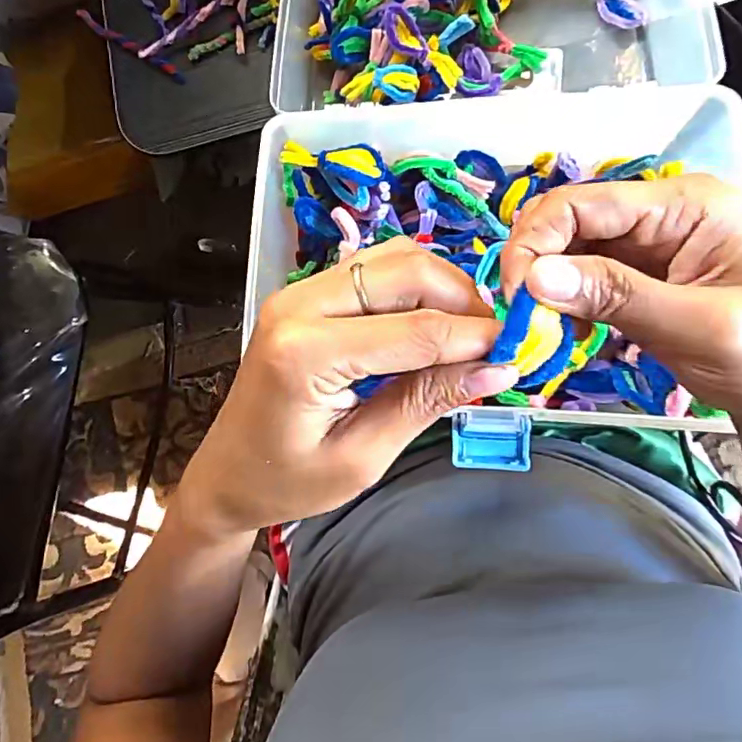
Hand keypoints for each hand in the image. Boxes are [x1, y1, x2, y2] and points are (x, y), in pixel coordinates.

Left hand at [176, 238, 516, 535]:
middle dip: (463, 299)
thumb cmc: (284, 482)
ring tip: (469, 333)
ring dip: (441, 287)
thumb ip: (424, 401)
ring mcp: (300, 292)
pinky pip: (373, 271)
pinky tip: (433, 323)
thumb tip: (493, 367)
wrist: (226, 474)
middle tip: (495, 341)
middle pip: (406, 270)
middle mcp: (299, 304)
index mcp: (305, 352)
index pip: (414, 328)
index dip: (474, 337)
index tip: (516, 351)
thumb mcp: (361, 456)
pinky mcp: (307, 295)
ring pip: (393, 259)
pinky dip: (414, 288)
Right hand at [497, 174, 741, 422]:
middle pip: (567, 221)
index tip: (514, 295)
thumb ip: (619, 297)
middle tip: (520, 315)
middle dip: (534, 263)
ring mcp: (648, 245)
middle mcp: (660, 214)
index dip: (536, 241)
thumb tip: (534, 278)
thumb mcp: (704, 327)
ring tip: (541, 328)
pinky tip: (565, 330)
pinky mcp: (637, 277)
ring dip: (544, 286)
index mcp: (685, 205)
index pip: (584, 202)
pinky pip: (580, 278)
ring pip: (566, 251)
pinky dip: (560, 303)